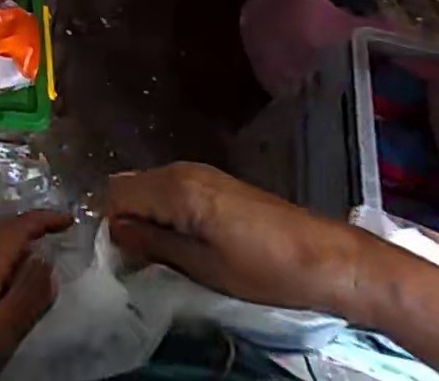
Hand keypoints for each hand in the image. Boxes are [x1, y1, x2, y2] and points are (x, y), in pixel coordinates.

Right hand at [105, 163, 381, 321]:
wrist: (328, 258)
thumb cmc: (265, 269)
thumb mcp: (205, 267)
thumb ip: (153, 245)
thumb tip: (114, 233)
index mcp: (174, 188)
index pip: (116, 194)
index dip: (110, 222)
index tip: (120, 254)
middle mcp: (179, 170)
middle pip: (127, 184)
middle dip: (123, 215)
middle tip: (135, 254)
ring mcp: (196, 171)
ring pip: (146, 184)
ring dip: (142, 212)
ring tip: (158, 249)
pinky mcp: (211, 180)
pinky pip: (167, 186)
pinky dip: (161, 207)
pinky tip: (179, 235)